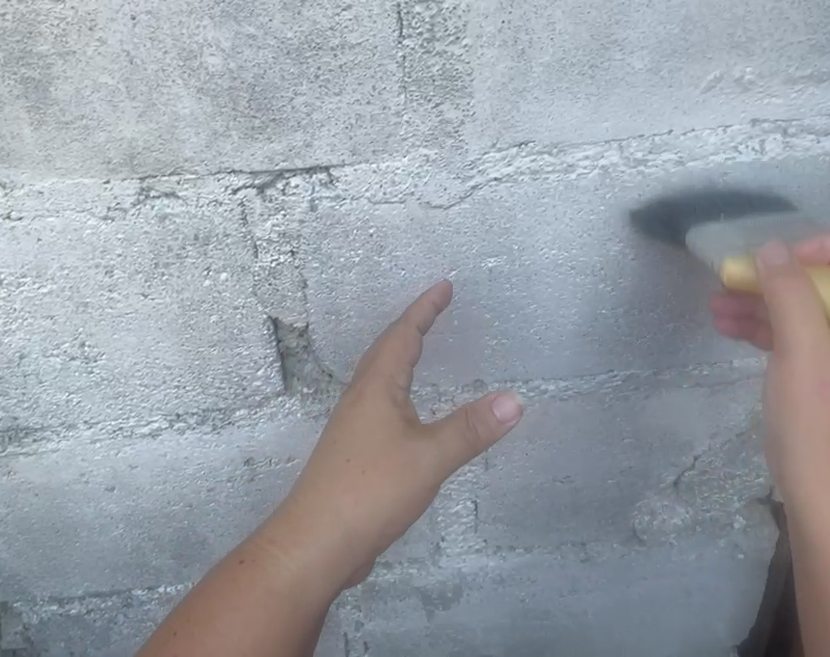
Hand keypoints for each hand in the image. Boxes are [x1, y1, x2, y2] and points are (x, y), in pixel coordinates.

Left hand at [256, 281, 522, 589]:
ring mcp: (352, 425)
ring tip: (420, 347)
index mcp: (377, 387)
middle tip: (436, 308)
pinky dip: (396, 386)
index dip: (425, 309)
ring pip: (378, 375)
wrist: (315, 542)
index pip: (403, 335)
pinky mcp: (351, 451)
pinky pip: (378, 400)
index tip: (444, 286)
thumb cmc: (370, 490)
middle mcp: (360, 397)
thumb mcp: (429, 458)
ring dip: (400, 354)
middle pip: (386, 348)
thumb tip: (515, 399)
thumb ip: (471, 429)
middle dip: (412, 325)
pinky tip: (404, 410)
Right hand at [710, 235, 829, 513]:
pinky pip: (786, 338)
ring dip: (758, 301)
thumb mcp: (803, 350)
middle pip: (823, 285)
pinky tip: (725, 325)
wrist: (824, 496)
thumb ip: (790, 294)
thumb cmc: (820, 421)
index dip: (824, 249)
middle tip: (734, 275)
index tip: (781, 259)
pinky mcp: (813, 380)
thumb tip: (772, 248)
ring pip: (799, 311)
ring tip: (716, 302)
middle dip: (776, 276)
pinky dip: (757, 327)